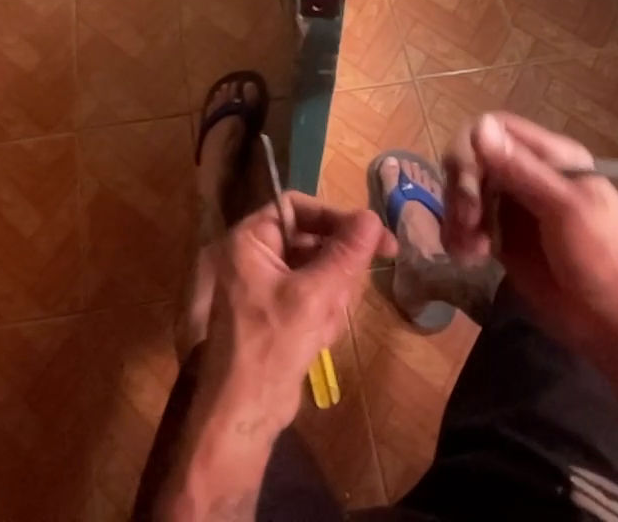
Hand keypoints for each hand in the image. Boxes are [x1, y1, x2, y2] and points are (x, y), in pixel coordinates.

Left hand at [198, 194, 394, 434]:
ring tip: (321, 325)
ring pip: (320, 271)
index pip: (299, 207)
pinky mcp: (281, 310)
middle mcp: (256, 254)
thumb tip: (372, 216)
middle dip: (335, 271)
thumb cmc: (270, 345)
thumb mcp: (313, 295)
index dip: (336, 217)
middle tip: (343, 296)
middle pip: (314, 240)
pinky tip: (318, 338)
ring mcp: (268, 283)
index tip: (373, 233)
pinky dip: (324, 315)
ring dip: (331, 298)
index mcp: (250, 239)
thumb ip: (345, 254)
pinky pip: (316, 296)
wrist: (244, 410)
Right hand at [441, 113, 617, 354]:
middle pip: (472, 159)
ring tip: (470, 250)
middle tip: (468, 221)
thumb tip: (478, 127)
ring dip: (456, 216)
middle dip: (461, 188)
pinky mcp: (501, 238)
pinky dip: (458, 237)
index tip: (470, 184)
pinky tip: (470, 258)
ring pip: (463, 192)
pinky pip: (465, 224)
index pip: (495, 128)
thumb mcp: (566, 211)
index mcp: (552, 157)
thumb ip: (521, 170)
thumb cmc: (605, 261)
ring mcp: (514, 207)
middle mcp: (528, 174)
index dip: (472, 149)